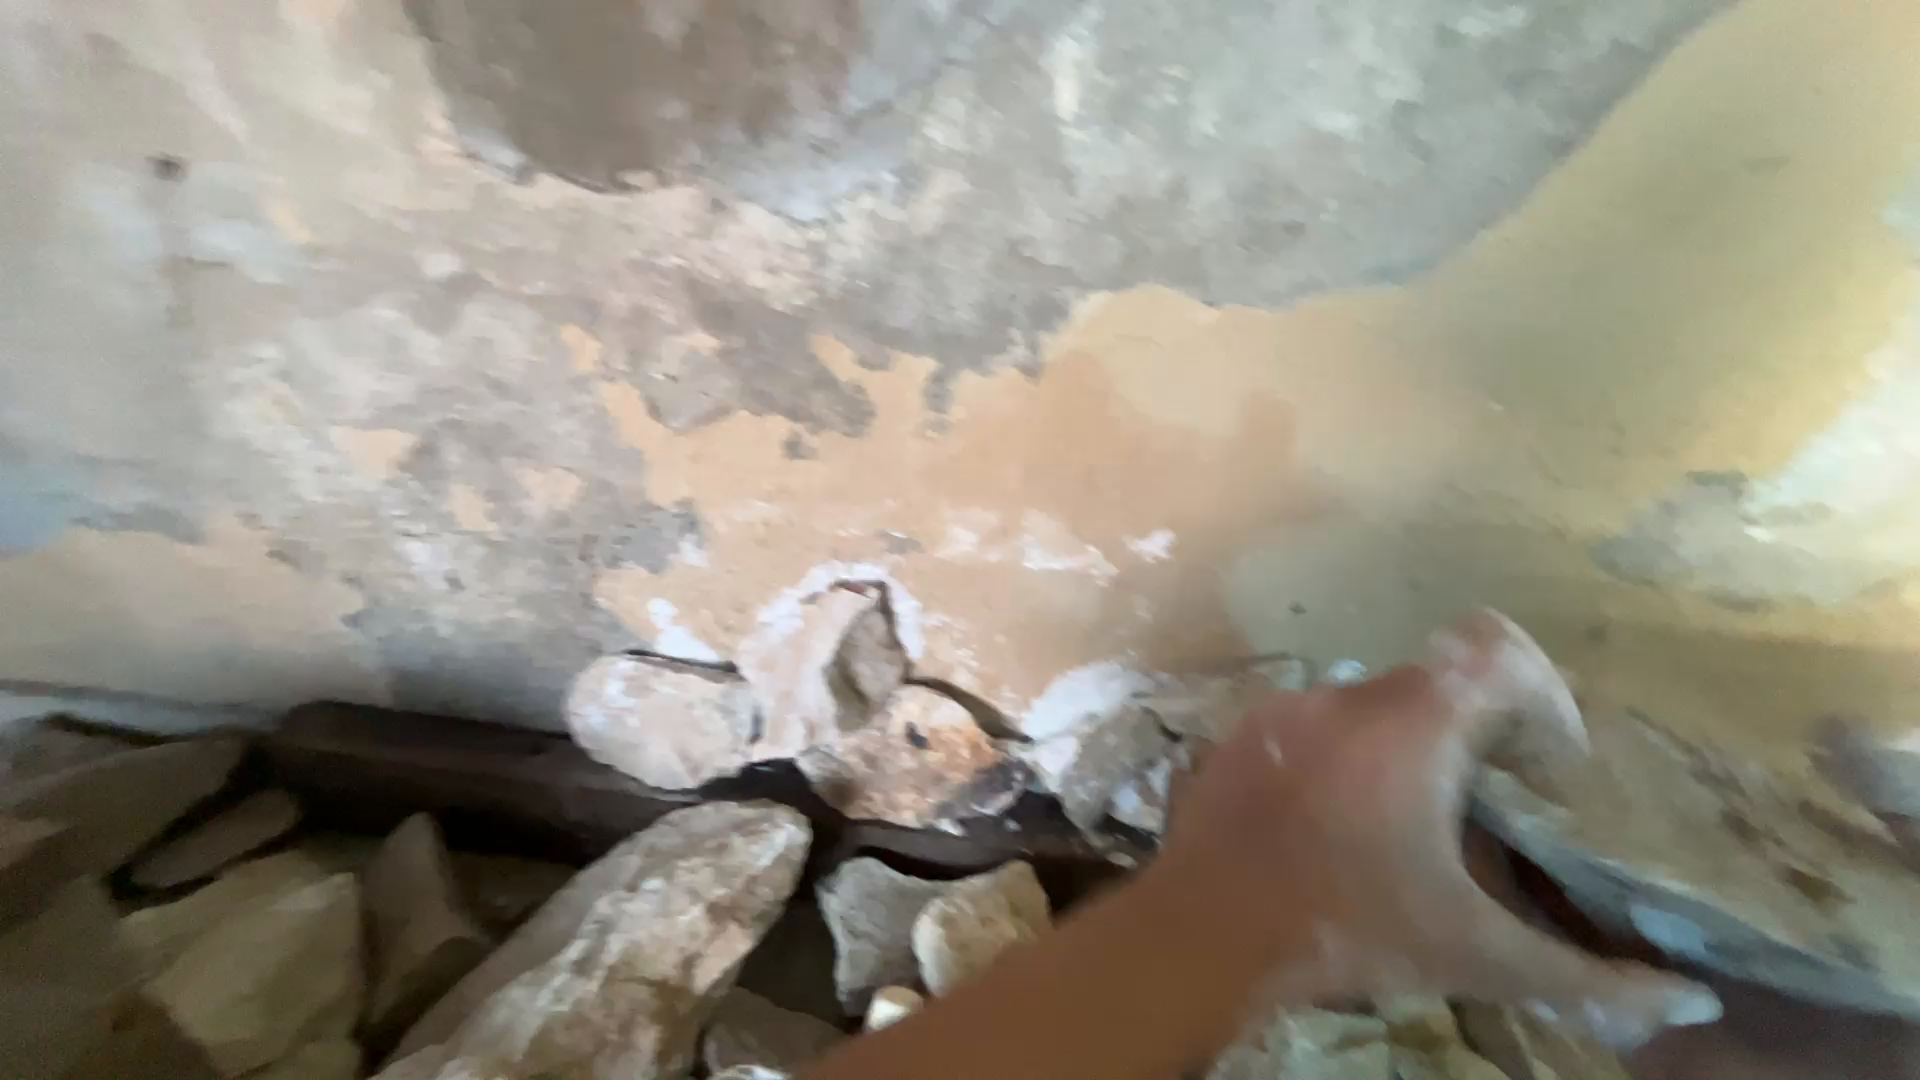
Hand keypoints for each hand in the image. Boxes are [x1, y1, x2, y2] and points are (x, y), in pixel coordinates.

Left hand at [1149, 609, 1721, 1047]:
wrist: (1206, 925)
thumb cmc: (1345, 926)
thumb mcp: (1471, 953)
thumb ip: (1584, 973)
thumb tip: (1686, 997)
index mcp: (1408, 723)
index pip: (1492, 646)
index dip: (1535, 692)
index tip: (1540, 764)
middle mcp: (1341, 697)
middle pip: (1431, 683)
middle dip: (1470, 735)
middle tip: (1479, 808)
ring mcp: (1280, 708)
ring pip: (1366, 706)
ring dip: (1399, 747)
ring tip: (1400, 819)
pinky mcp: (1239, 731)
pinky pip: (1310, 724)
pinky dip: (1339, 753)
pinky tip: (1331, 816)